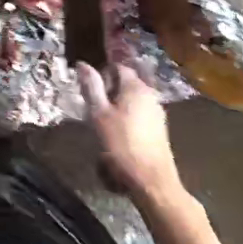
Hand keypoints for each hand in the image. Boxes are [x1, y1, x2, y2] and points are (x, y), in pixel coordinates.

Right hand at [80, 64, 182, 198]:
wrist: (151, 179)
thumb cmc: (121, 144)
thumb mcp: (99, 114)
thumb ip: (91, 87)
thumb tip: (83, 64)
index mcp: (135, 87)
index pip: (118, 67)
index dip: (102, 75)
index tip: (89, 92)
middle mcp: (150, 94)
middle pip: (126, 83)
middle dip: (109, 91)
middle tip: (94, 109)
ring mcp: (157, 112)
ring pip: (133, 99)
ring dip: (118, 105)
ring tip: (104, 123)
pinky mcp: (160, 128)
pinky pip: (140, 113)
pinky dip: (128, 117)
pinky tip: (120, 134)